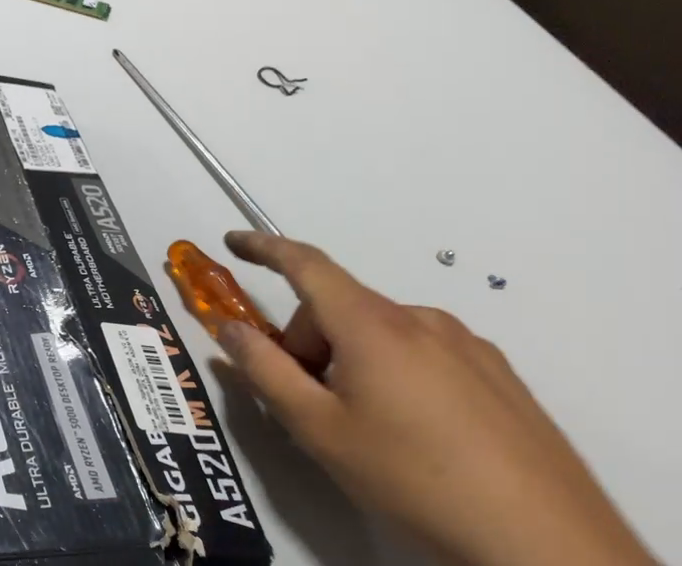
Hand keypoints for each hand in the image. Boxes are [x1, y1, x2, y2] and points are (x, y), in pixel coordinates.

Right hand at [215, 231, 653, 565]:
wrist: (549, 548)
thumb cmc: (414, 479)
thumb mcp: (317, 429)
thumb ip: (263, 370)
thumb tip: (227, 327)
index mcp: (371, 325)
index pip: (305, 264)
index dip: (262, 247)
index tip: (231, 240)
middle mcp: (421, 321)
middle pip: (339, 309)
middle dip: (307, 342)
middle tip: (304, 400)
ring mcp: (471, 349)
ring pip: (383, 333)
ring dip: (352, 359)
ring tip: (363, 425)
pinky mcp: (504, 380)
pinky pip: (427, 355)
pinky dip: (397, 373)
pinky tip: (415, 433)